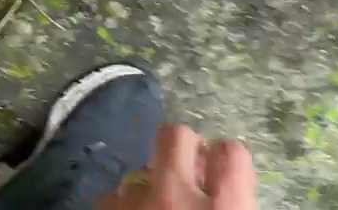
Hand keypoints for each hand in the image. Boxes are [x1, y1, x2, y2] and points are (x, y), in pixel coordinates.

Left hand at [100, 125, 256, 209]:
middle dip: (183, 146)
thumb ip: (234, 202)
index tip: (225, 167)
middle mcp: (176, 196)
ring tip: (155, 206)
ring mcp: (134, 201)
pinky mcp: (102, 207)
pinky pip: (115, 196)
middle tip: (189, 170)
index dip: (230, 159)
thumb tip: (229, 189)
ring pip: (141, 171)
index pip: (233, 155)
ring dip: (150, 184)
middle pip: (176, 135)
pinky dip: (126, 204)